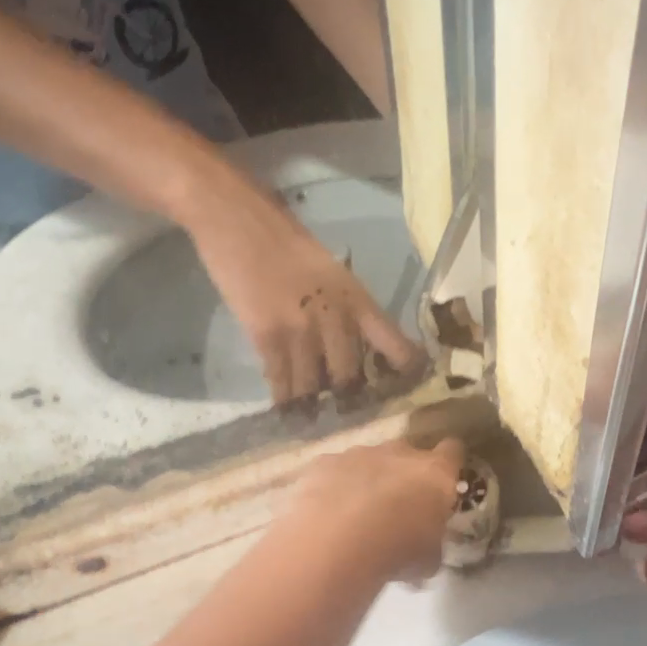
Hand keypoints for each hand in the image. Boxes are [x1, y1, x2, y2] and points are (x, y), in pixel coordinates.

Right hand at [188, 183, 424, 405]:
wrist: (239, 221)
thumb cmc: (288, 244)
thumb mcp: (335, 274)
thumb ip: (350, 310)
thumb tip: (360, 349)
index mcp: (359, 300)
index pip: (396, 345)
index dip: (405, 372)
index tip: (407, 390)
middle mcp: (337, 318)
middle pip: (352, 376)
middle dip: (351, 401)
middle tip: (348, 417)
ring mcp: (301, 330)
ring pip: (315, 385)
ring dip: (315, 408)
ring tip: (315, 424)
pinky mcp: (267, 336)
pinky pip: (282, 380)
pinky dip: (285, 400)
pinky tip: (287, 413)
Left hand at [286, 437, 465, 579]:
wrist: (336, 544)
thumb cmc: (398, 551)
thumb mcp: (428, 558)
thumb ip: (431, 544)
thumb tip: (425, 551)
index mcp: (435, 473)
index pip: (452, 452)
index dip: (448, 465)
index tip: (442, 482)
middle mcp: (399, 453)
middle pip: (406, 453)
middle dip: (402, 474)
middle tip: (396, 507)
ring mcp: (358, 454)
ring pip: (366, 460)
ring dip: (365, 480)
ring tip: (353, 517)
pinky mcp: (322, 463)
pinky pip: (332, 472)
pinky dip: (331, 488)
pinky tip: (324, 515)